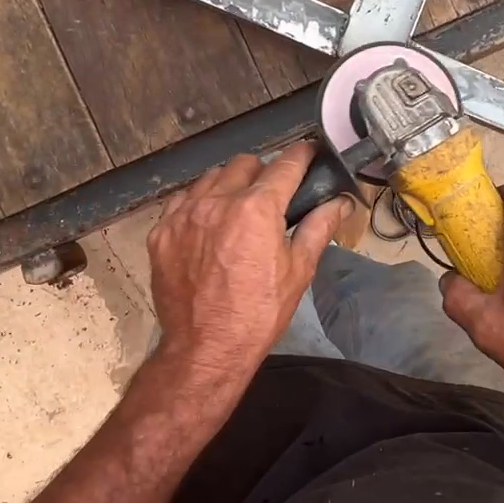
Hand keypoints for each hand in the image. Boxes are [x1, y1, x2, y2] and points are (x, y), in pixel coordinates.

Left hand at [147, 141, 353, 372]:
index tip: (309, 152)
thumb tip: (342, 202)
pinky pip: (183, 200)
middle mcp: (217, 202)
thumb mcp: (298, 270)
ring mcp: (184, 215)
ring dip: (230, 184)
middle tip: (273, 195)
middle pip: (245, 163)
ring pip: (211, 177)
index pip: (285, 164)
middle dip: (264, 171)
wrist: (205, 350)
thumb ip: (319, 227)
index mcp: (256, 209)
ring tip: (239, 210)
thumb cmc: (259, 313)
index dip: (302, 155)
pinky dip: (200, 204)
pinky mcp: (161, 232)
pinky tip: (210, 226)